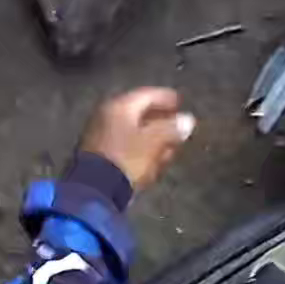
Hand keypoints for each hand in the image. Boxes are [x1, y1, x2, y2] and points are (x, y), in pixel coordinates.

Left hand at [78, 87, 194, 191]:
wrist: (97, 188)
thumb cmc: (128, 158)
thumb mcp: (154, 141)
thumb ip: (171, 128)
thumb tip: (187, 120)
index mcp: (120, 107)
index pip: (147, 95)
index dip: (166, 97)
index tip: (180, 101)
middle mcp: (108, 116)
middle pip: (139, 113)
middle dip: (160, 118)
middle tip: (177, 123)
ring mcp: (102, 135)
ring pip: (133, 130)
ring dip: (153, 136)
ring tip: (171, 143)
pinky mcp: (101, 155)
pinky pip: (127, 145)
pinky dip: (142, 148)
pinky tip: (155, 158)